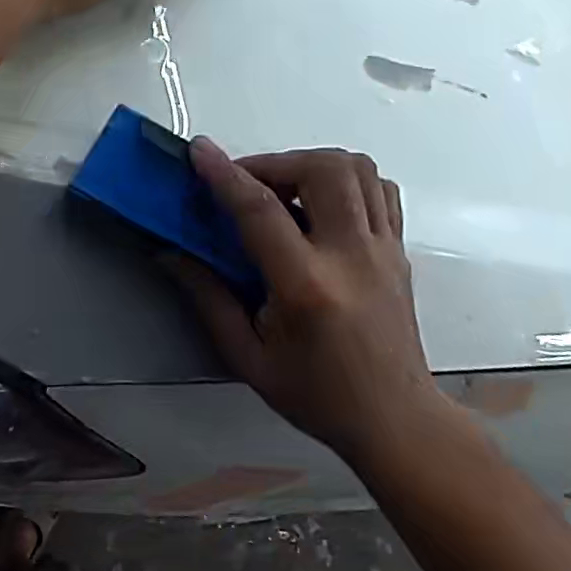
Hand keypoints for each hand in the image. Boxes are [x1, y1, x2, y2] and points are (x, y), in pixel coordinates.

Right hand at [170, 139, 452, 460]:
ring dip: (312, 164)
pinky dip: (347, 180)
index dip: (225, 175)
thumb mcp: (249, 357)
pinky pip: (380, 188)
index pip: (262, 212)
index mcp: (307, 287)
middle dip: (276, 162)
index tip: (199, 151)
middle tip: (247, 183)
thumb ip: (208, 298)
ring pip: (358, 168)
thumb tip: (171, 254)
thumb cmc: (317, 395)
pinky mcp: (399, 250)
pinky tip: (322, 206)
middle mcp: (352, 256)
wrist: (395, 419)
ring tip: (284, 190)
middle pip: (323, 169)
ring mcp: (384, 249)